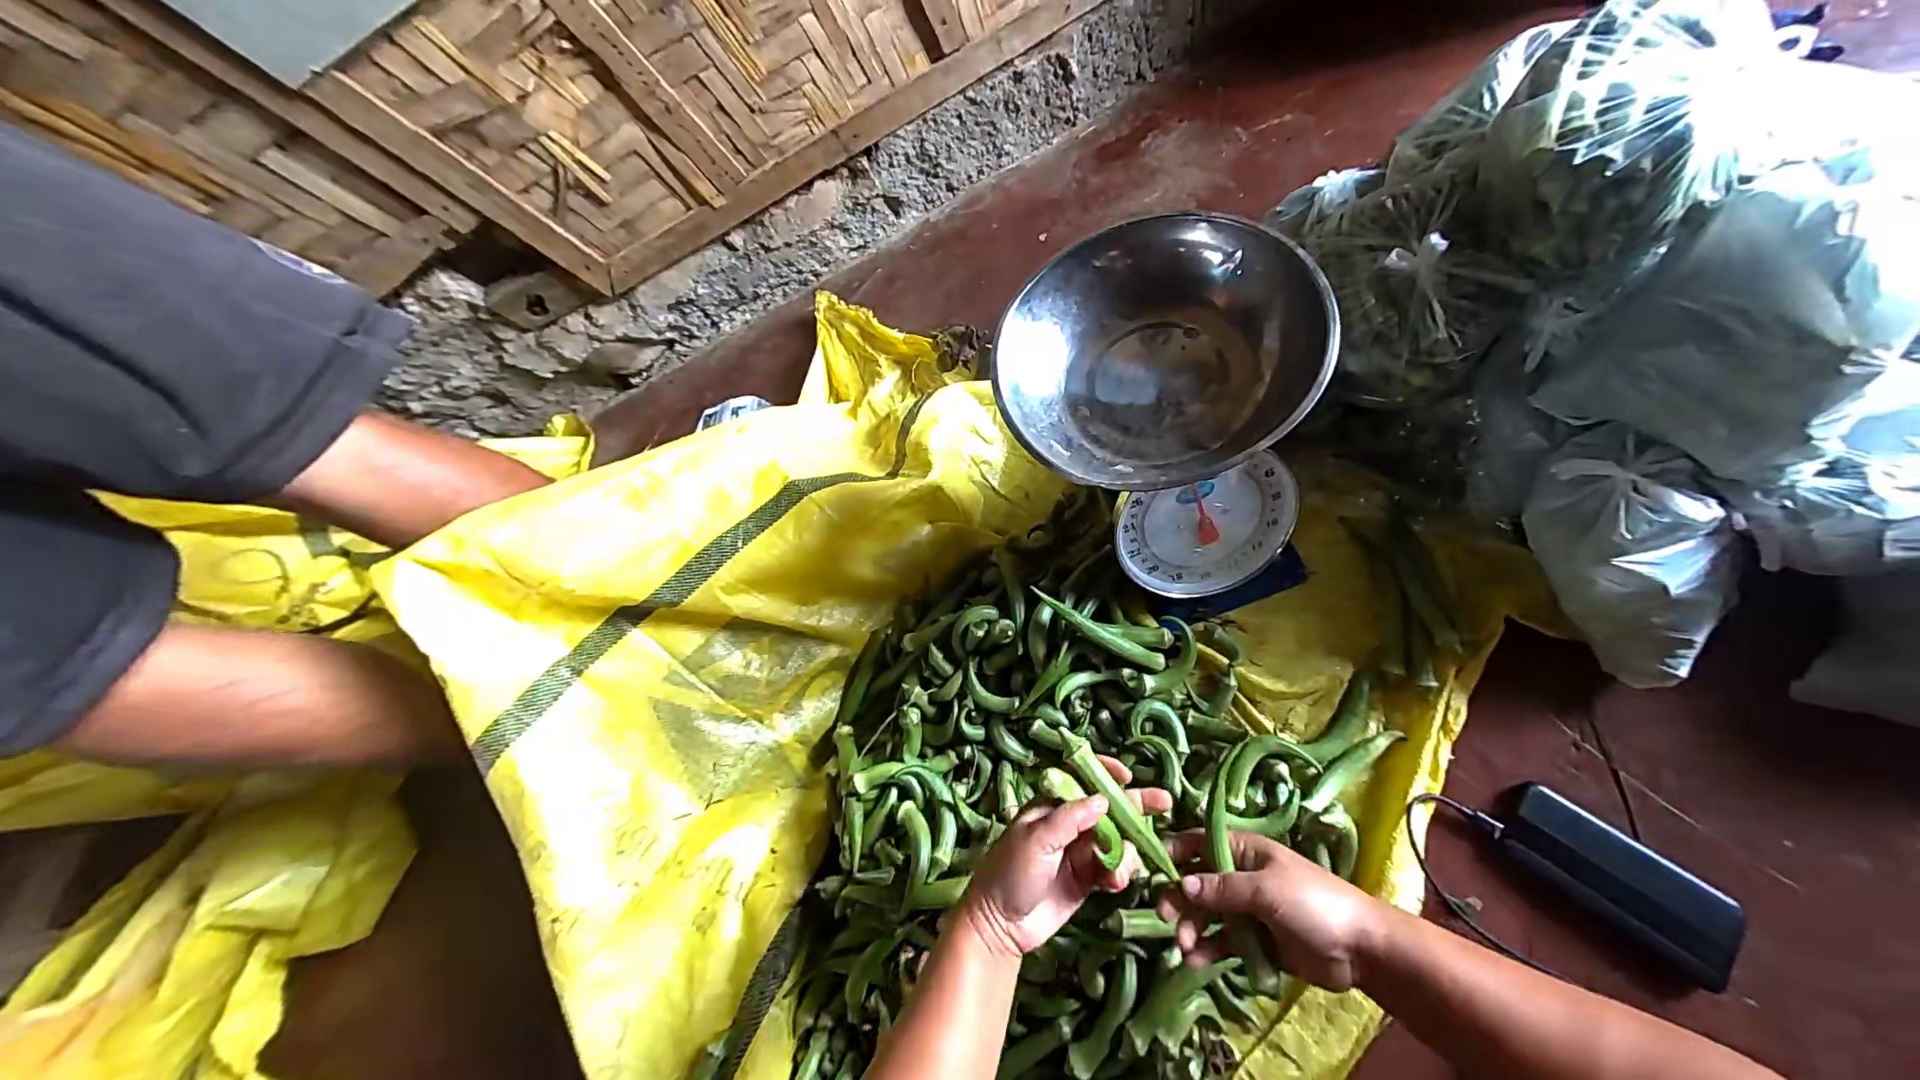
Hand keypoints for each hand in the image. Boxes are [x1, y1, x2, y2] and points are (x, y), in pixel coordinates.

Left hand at [957, 757, 1171, 959]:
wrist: (999, 924)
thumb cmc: (1010, 871)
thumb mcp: (1036, 840)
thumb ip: (1070, 820)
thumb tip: (1103, 801)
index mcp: (1052, 805)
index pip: (1082, 779)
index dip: (1105, 772)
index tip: (1128, 775)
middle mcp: (1070, 824)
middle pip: (1108, 808)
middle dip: (1135, 805)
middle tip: (1165, 802)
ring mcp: (1080, 851)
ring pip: (1117, 840)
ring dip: (1126, 853)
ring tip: (1118, 873)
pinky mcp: (1088, 878)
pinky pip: (1115, 868)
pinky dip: (1121, 873)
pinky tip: (1115, 883)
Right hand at [1155, 829, 1385, 991]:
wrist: (1362, 950)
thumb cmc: (1313, 903)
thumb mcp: (1265, 890)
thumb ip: (1221, 888)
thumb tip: (1180, 884)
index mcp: (1242, 851)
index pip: (1197, 842)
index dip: (1173, 852)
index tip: (1149, 870)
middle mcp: (1238, 875)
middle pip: (1196, 882)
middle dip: (1179, 899)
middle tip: (1166, 919)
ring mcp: (1245, 908)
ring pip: (1205, 914)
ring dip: (1191, 928)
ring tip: (1185, 948)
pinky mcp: (1253, 939)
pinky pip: (1220, 941)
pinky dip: (1206, 950)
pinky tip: (1196, 962)